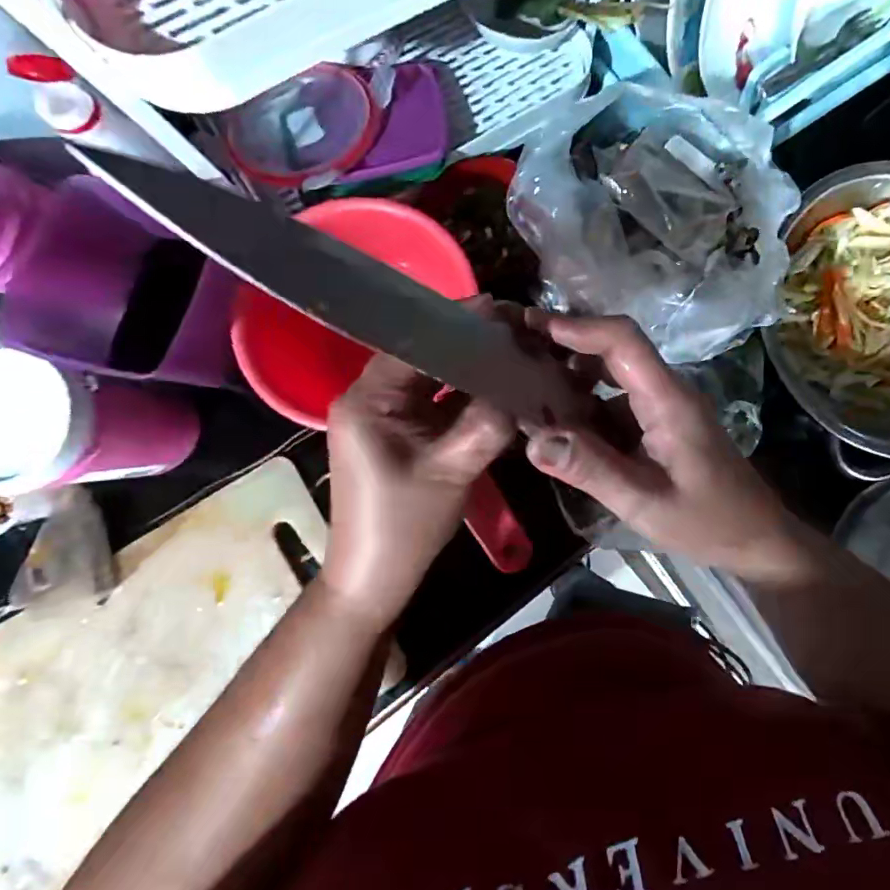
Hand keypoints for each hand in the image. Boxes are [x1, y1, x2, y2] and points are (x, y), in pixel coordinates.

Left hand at [323, 352, 514, 626]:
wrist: (374, 579)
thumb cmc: (403, 526)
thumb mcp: (451, 471)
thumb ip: (487, 424)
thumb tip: (522, 383)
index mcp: (367, 400)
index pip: (413, 344)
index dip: (457, 325)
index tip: (500, 309)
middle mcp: (369, 400)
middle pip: (423, 358)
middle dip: (467, 346)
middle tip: (514, 330)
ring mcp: (384, 419)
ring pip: (430, 381)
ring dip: (467, 372)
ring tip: (511, 354)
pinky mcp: (398, 437)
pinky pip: (432, 406)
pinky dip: (461, 399)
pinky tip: (496, 390)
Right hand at [519, 313, 805, 579]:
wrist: (757, 539)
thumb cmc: (708, 522)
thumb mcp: (644, 502)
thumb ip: (590, 470)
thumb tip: (534, 440)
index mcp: (667, 400)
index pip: (622, 340)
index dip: (576, 328)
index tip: (530, 328)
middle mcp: (665, 392)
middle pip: (613, 349)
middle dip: (564, 346)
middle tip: (514, 353)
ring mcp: (663, 407)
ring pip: (612, 375)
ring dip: (570, 377)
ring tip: (524, 387)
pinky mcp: (659, 424)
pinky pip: (615, 402)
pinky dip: (584, 406)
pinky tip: (556, 424)